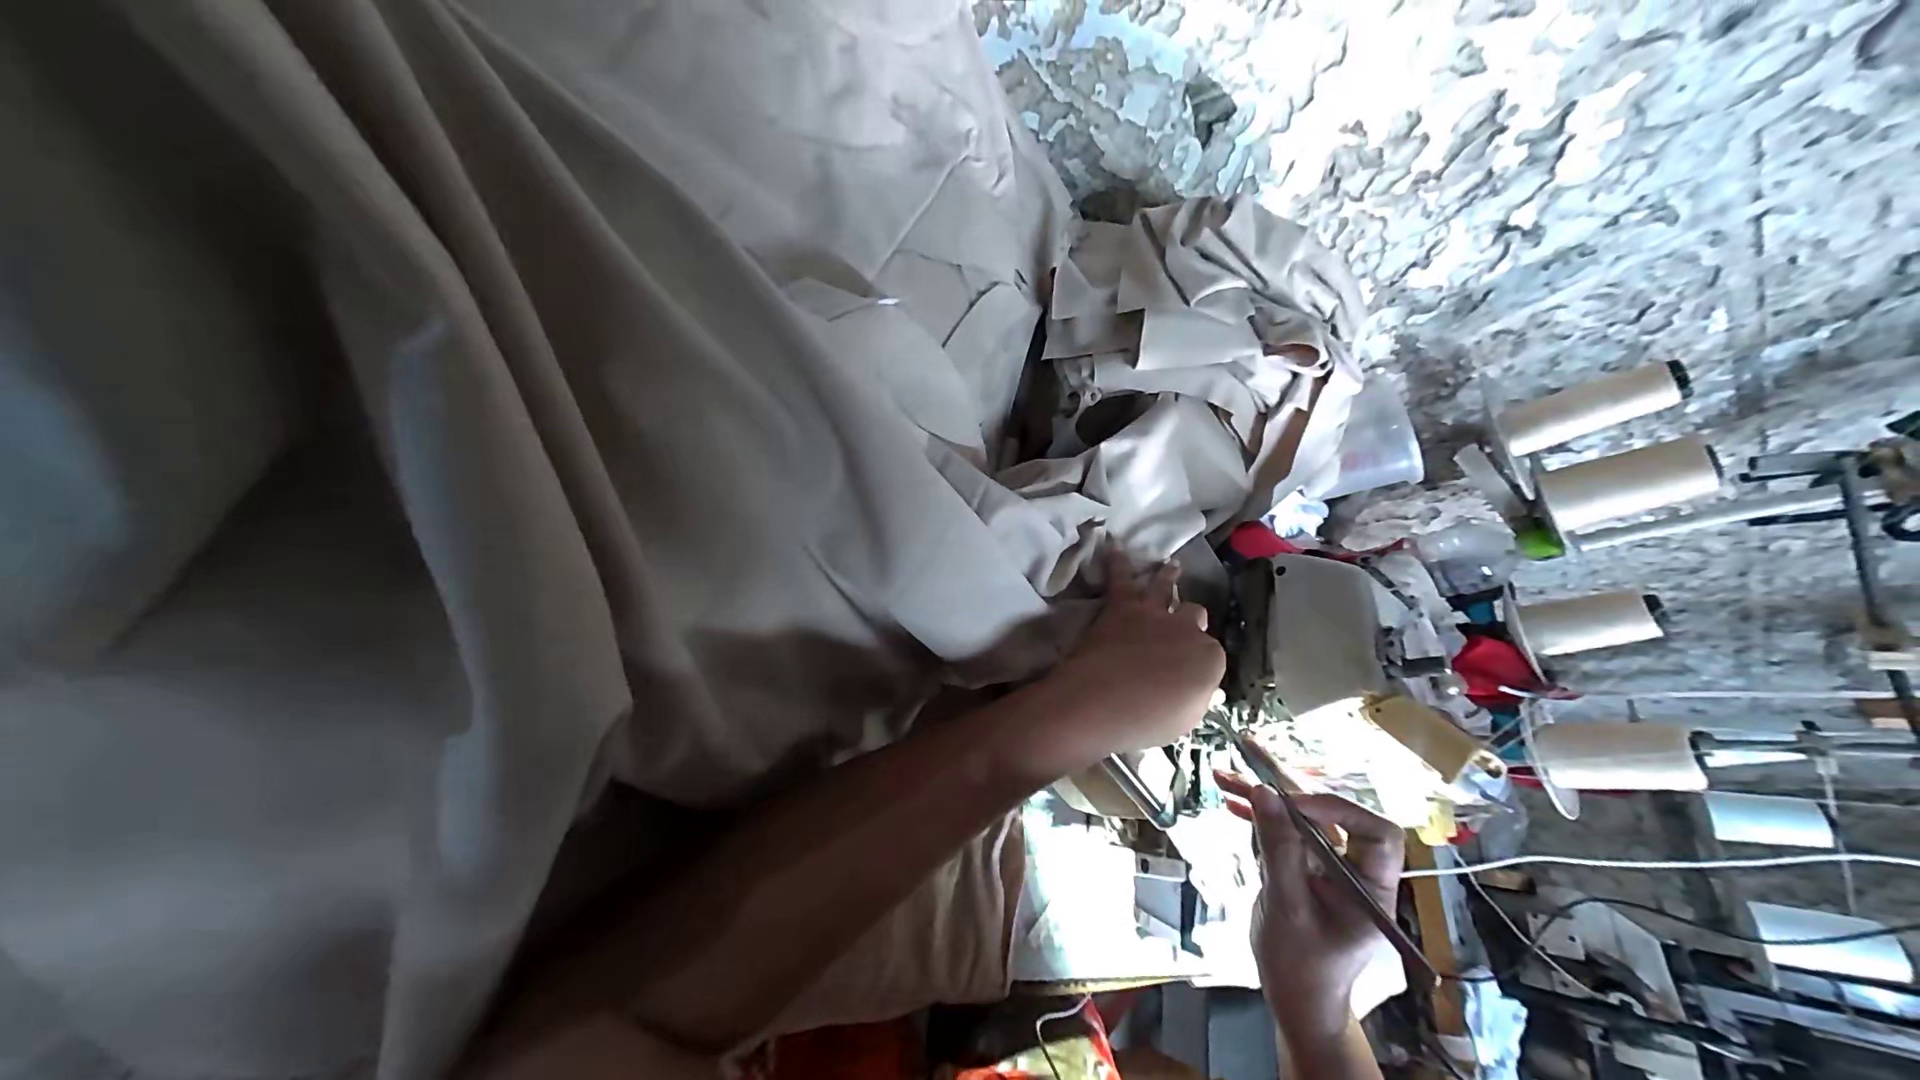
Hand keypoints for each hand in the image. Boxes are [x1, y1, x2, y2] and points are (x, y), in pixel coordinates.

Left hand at [1025, 552, 1223, 775]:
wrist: (1102, 701)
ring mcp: (1153, 613)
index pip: (1211, 653)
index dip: (1199, 661)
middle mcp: (1186, 628)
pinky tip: (1114, 546)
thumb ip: (1197, 697)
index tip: (1188, 672)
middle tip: (1180, 626)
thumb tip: (1204, 688)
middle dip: (1189, 620)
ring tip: (1172, 565)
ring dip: (1168, 576)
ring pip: (1165, 587)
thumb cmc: (1147, 720)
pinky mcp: (1121, 607)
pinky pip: (1121, 578)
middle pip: (1193, 616)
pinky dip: (1118, 563)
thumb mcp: (1186, 719)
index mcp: (1210, 658)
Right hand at [1215, 773, 1404, 1044]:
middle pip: (1329, 816)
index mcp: (1372, 885)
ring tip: (1225, 776)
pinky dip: (1257, 818)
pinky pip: (1282, 833)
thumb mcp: (1287, 906)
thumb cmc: (1301, 964)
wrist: (1292, 996)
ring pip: (1299, 819)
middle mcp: (1353, 869)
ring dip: (1263, 797)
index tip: (1294, 805)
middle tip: (1250, 766)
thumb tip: (1264, 794)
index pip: (1374, 832)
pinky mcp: (1301, 867)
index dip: (1338, 810)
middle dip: (1287, 790)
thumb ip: (1278, 849)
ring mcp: (1325, 866)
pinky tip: (1232, 803)